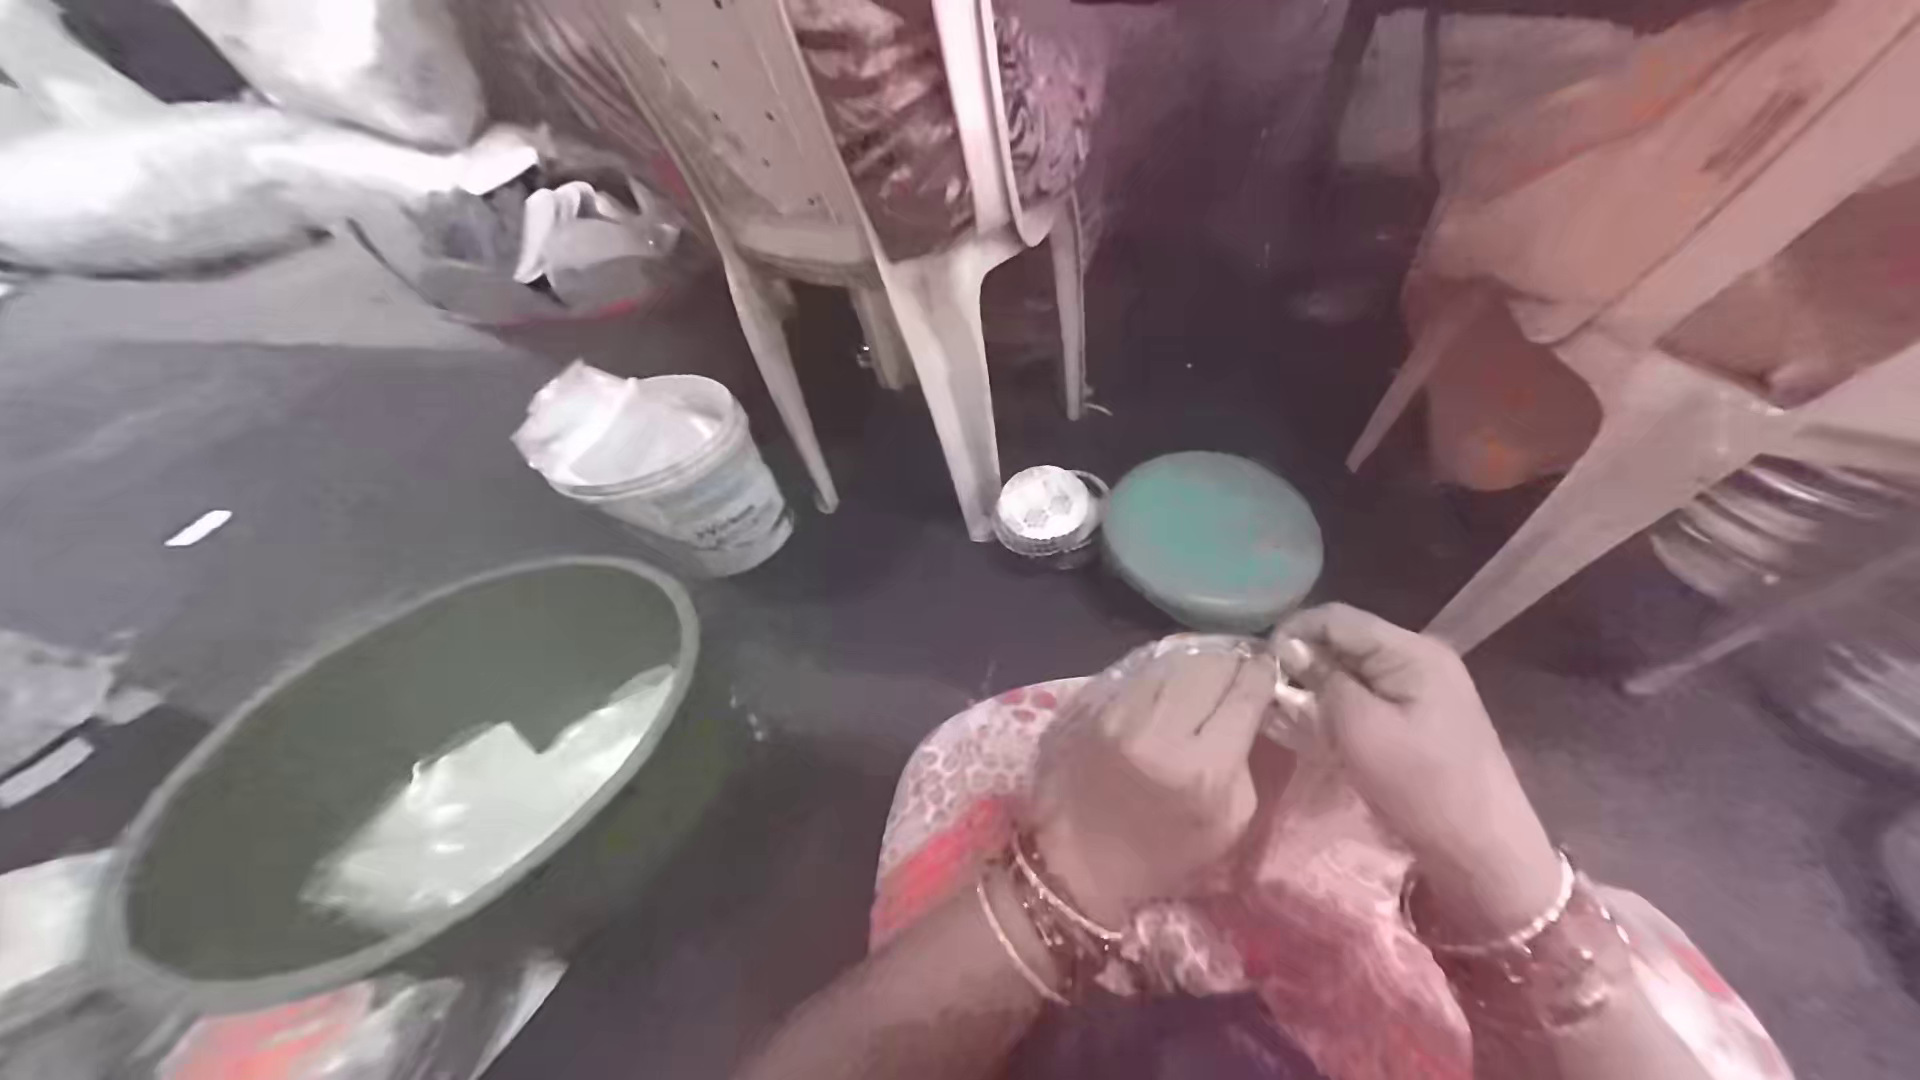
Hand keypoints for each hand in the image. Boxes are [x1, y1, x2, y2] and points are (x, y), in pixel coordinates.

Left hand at [1028, 646, 1273, 925]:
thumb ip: (1246, 759)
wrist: (1079, 853)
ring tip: (1211, 667)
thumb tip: (1253, 708)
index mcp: (1204, 770)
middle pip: (1210, 668)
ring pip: (1175, 662)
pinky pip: (1144, 671)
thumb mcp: (1230, 821)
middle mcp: (1161, 732)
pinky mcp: (1097, 706)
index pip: (1244, 697)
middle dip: (1232, 662)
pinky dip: (1166, 669)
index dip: (1262, 675)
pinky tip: (1175, 677)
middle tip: (1240, 664)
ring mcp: (1124, 714)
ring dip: (1199, 661)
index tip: (1268, 666)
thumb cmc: (1163, 850)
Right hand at [1272, 604, 1560, 936]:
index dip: (1293, 632)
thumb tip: (1288, 648)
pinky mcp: (1416, 711)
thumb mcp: (1358, 726)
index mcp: (1411, 651)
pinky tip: (1317, 721)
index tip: (1263, 663)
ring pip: (1350, 665)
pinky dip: (1336, 700)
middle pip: (1343, 639)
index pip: (1335, 617)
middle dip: (1303, 659)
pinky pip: (1365, 690)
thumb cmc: (1420, 784)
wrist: (1483, 851)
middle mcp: (1418, 656)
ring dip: (1316, 682)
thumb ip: (1321, 677)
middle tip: (1272, 690)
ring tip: (1288, 708)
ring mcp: (1420, 684)